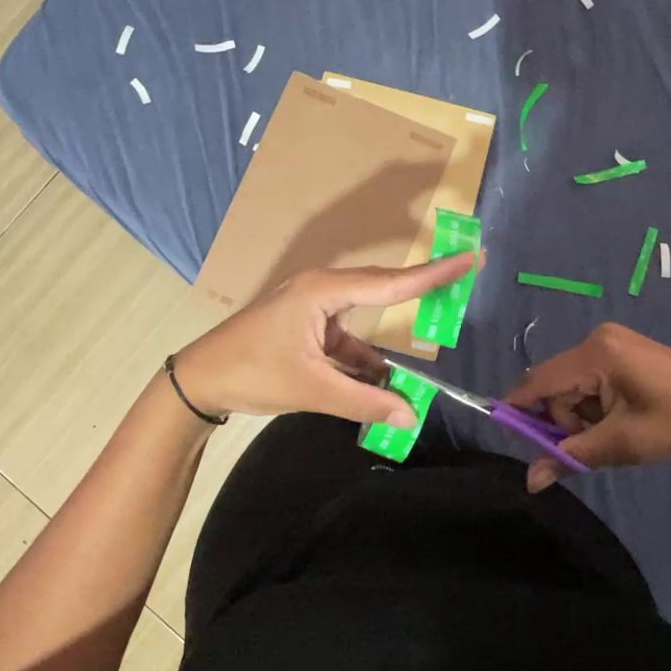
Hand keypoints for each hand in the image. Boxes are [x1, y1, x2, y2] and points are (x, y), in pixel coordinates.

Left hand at [175, 254, 476, 426]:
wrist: (199, 380)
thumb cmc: (252, 373)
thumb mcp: (312, 389)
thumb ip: (364, 402)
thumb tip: (412, 414)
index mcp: (324, 290)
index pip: (391, 282)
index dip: (435, 273)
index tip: (471, 257)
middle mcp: (322, 290)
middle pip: (382, 290)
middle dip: (421, 289)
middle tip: (465, 274)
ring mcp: (312, 309)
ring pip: (364, 319)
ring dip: (387, 342)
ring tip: (427, 340)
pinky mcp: (306, 329)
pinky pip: (346, 339)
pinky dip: (363, 360)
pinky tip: (383, 382)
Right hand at [504, 323, 670, 491]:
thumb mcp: (623, 445)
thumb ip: (571, 457)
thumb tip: (530, 481)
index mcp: (597, 353)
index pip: (539, 381)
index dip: (520, 411)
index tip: (511, 440)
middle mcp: (597, 339)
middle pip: (554, 386)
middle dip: (562, 420)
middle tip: (591, 447)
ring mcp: (611, 343)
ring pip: (570, 387)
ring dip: (580, 416)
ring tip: (613, 435)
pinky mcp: (622, 352)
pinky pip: (588, 381)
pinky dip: (594, 407)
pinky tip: (617, 420)